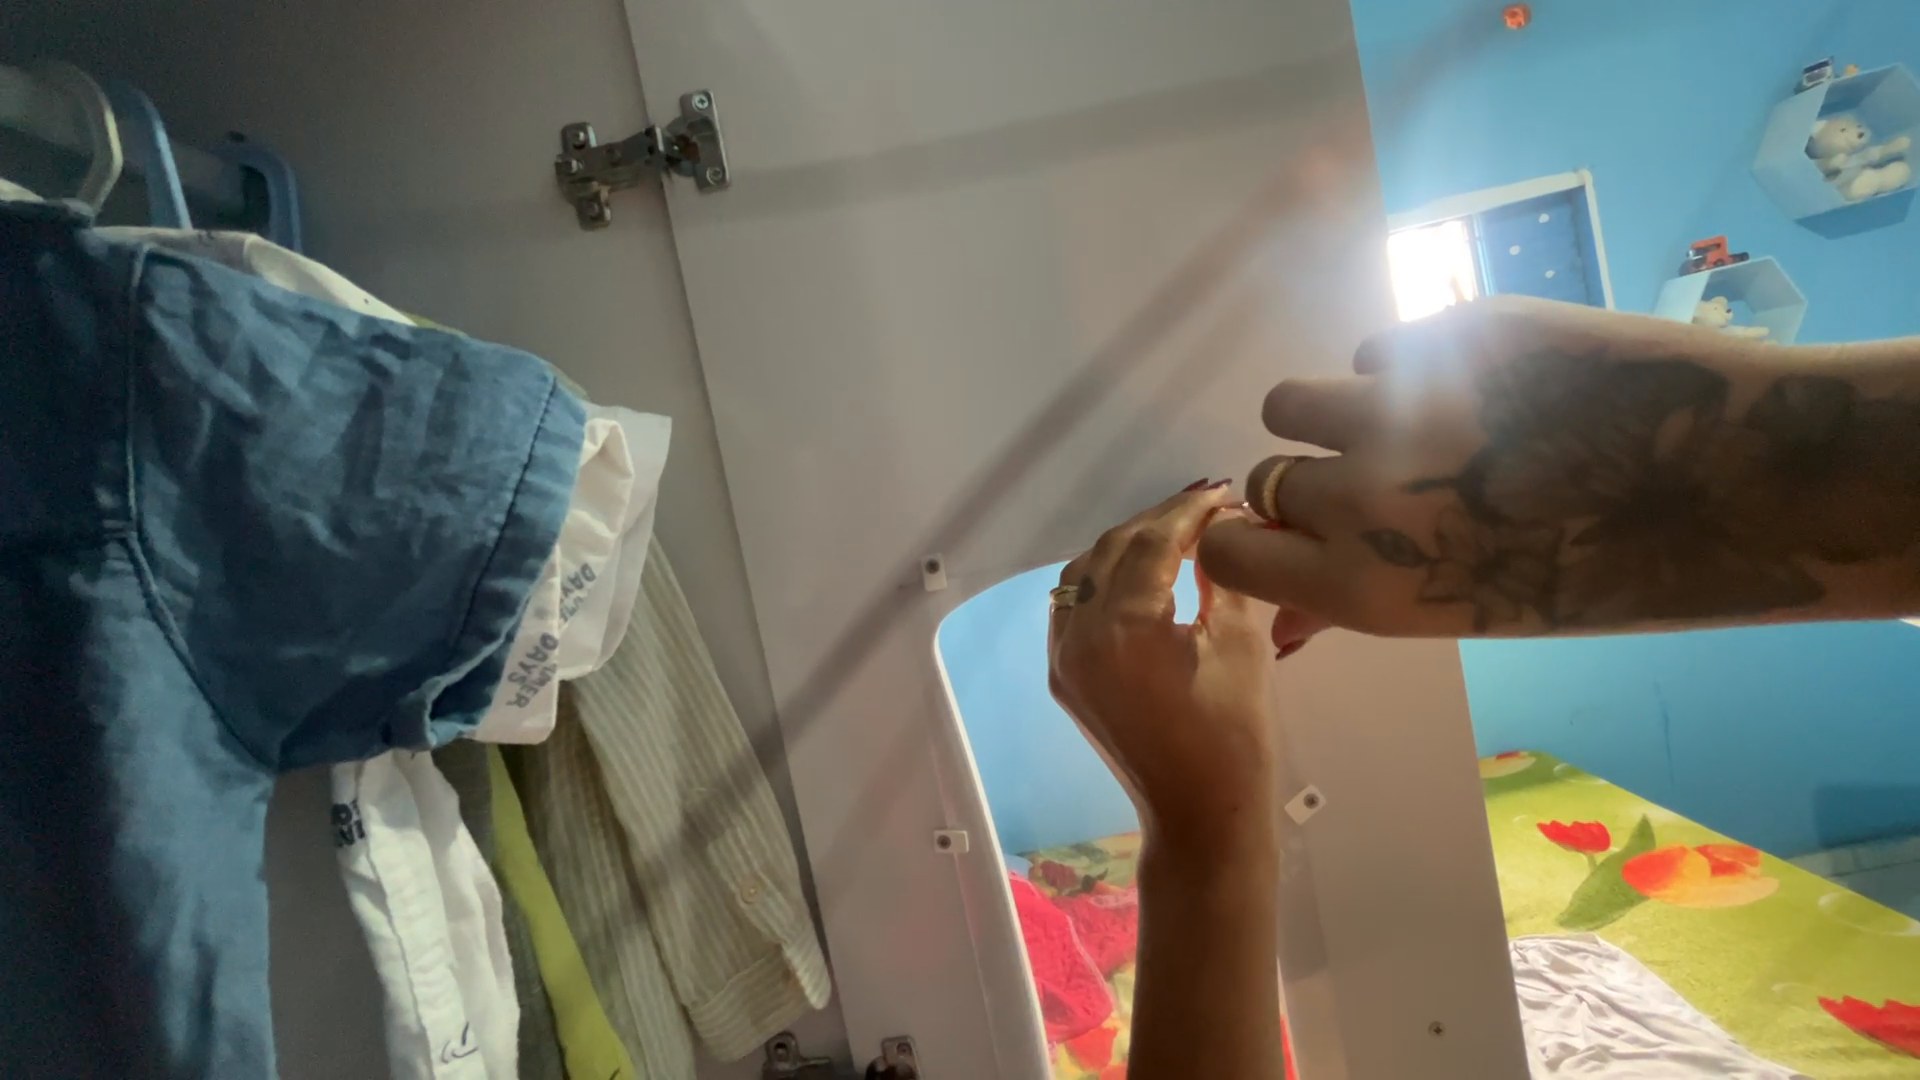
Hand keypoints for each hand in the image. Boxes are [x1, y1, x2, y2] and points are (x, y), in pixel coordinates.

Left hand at [1048, 483, 1280, 849]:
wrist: (1199, 814)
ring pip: (1081, 574)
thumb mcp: (1240, 644)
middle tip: (1202, 507)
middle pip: (1109, 551)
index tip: (1220, 492)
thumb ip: (1221, 575)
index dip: (1188, 510)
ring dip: (1123, 546)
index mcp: (1124, 629)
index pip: (1150, 544)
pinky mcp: (1061, 674)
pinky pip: (1071, 608)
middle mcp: (1077, 635)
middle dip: (1155, 522)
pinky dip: (1100, 581)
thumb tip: (1219, 526)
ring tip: (1172, 534)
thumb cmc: (1234, 735)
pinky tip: (1137, 574)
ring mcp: (1061, 656)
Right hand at [1196, 295, 1913, 636]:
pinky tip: (1472, 386)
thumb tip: (1279, 623)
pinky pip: (1373, 350)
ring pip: (1290, 402)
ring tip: (1398, 419)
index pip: (1226, 553)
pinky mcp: (1447, 335)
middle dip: (1309, 481)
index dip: (1245, 539)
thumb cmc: (1586, 576)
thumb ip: (1347, 608)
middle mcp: (1359, 500)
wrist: (1744, 484)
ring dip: (1329, 416)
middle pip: (1266, 477)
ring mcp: (1399, 408)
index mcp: (1359, 585)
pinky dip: (1403, 370)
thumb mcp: (1450, 615)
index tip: (1278, 530)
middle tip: (1380, 481)